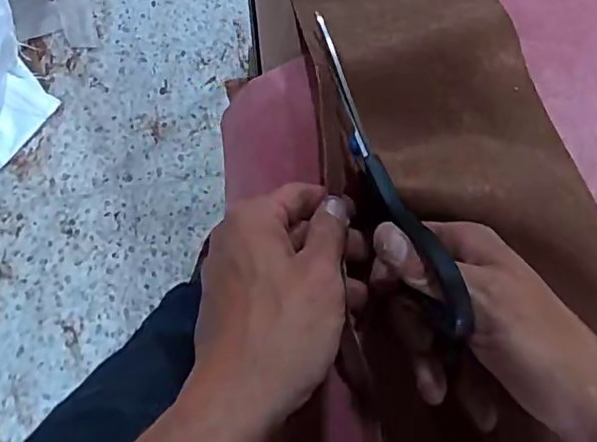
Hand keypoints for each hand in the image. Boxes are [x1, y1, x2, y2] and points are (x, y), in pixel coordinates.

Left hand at [145, 185, 365, 441]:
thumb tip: (334, 202)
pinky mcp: (230, 304)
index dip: (335, 206)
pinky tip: (331, 314)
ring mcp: (229, 271)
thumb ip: (330, 229)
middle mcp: (234, 236)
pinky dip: (299, 291)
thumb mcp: (320, 274)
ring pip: (285, 259)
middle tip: (368, 266)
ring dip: (322, 273)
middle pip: (293, 227)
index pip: (300, 193)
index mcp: (252, 218)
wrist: (234, 403)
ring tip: (358, 298)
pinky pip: (271, 284)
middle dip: (333, 246)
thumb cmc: (284, 329)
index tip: (364, 223)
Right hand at [371, 221, 596, 441]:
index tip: (374, 298)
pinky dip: (454, 377)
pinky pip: (448, 351)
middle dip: (413, 327)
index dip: (389, 266)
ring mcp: (476, 306)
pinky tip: (475, 403)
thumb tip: (380, 231)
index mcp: (469, 243)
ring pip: (426, 323)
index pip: (409, 238)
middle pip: (413, 285)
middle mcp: (468, 267)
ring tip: (439, 391)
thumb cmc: (541, 346)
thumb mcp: (483, 305)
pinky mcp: (482, 342)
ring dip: (430, 361)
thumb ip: (430, 272)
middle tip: (423, 354)